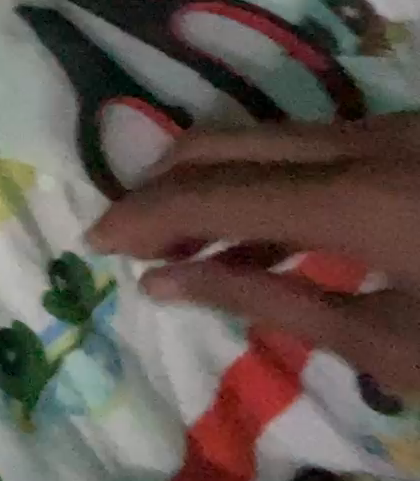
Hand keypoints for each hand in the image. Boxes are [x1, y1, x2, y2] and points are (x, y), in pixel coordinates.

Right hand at [87, 114, 419, 392]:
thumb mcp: (404, 348)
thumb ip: (267, 302)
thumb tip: (158, 281)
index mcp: (364, 202)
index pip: (204, 196)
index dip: (135, 217)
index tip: (93, 244)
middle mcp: (369, 146)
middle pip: (215, 144)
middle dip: (157, 188)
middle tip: (131, 234)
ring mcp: (398, 131)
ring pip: (256, 138)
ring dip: (206, 184)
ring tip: (187, 238)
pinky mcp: (418, 136)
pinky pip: (306, 145)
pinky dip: (263, 183)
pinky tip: (262, 231)